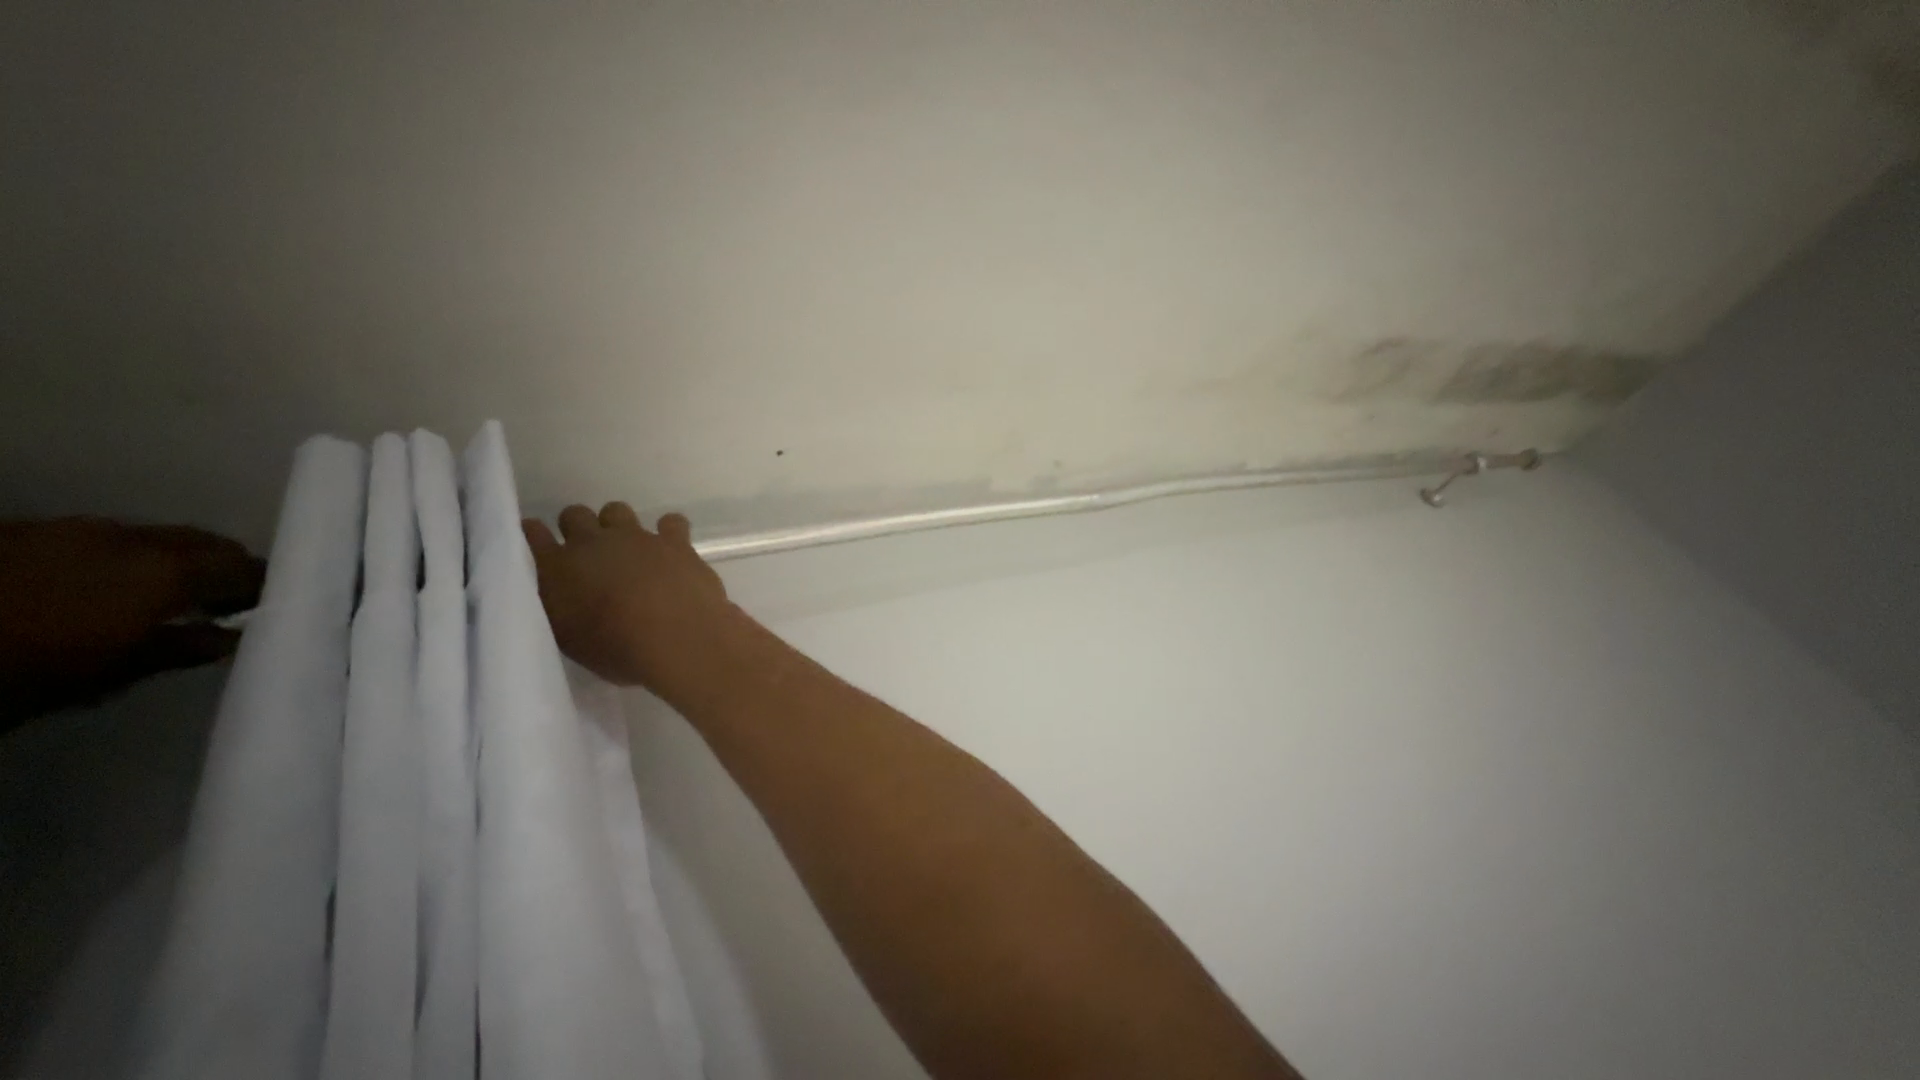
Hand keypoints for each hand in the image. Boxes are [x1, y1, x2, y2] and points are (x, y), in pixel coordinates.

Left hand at [0, 518, 265, 728]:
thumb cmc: (16, 673)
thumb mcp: (101, 677)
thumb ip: (172, 649)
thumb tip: (225, 637)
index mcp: (161, 574)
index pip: (242, 567)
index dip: (265, 584)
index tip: (276, 607)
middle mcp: (127, 539)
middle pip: (200, 541)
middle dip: (221, 567)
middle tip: (229, 603)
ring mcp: (72, 529)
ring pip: (150, 537)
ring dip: (170, 562)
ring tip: (167, 600)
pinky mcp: (26, 531)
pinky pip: (103, 540)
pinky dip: (124, 560)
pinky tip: (104, 591)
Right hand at [523, 503, 732, 693]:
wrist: (674, 638)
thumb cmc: (615, 649)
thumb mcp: (568, 637)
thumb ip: (559, 607)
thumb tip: (562, 595)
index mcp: (557, 568)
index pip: (532, 535)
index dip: (533, 534)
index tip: (538, 542)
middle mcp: (593, 542)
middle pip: (574, 514)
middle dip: (577, 528)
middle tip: (588, 554)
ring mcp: (635, 537)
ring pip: (616, 510)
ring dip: (617, 525)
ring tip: (628, 550)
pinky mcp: (674, 541)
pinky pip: (670, 522)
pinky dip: (669, 532)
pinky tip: (671, 550)